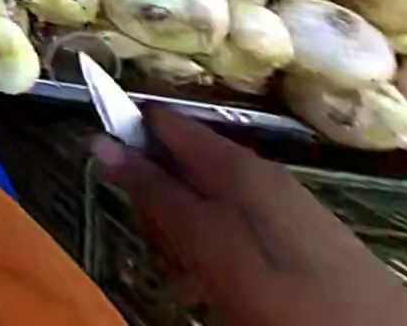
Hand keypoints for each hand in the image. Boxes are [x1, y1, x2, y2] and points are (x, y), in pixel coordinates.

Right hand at [95, 109, 406, 325]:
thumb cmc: (278, 287)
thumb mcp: (200, 238)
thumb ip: (150, 187)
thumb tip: (98, 139)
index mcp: (228, 160)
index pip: (159, 118)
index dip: (127, 133)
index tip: (111, 171)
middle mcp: (256, 171)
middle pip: (181, 160)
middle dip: (156, 195)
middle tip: (157, 242)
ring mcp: (286, 205)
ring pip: (208, 197)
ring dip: (184, 228)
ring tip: (188, 275)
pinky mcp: (308, 241)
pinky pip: (239, 225)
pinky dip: (218, 247)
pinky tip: (224, 285)